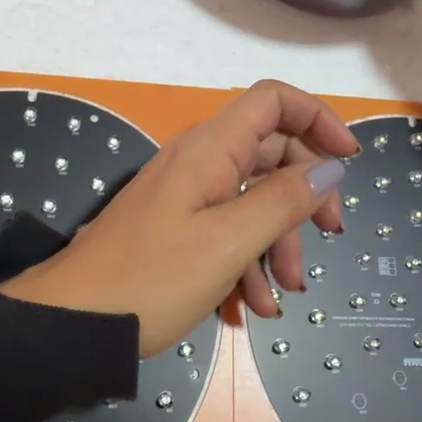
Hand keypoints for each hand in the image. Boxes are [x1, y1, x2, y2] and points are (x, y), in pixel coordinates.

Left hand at [0, 80, 358, 356]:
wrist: (72, 321)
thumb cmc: (152, 278)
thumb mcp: (228, 243)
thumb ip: (283, 201)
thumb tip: (330, 168)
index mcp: (211, 148)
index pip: (274, 100)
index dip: (317, 118)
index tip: (349, 159)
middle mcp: (201, 159)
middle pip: (272, 152)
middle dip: (306, 194)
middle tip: (330, 236)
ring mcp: (188, 193)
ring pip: (254, 196)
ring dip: (279, 239)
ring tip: (287, 292)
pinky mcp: (178, 225)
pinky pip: (228, 226)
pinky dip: (250, 258)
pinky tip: (256, 305)